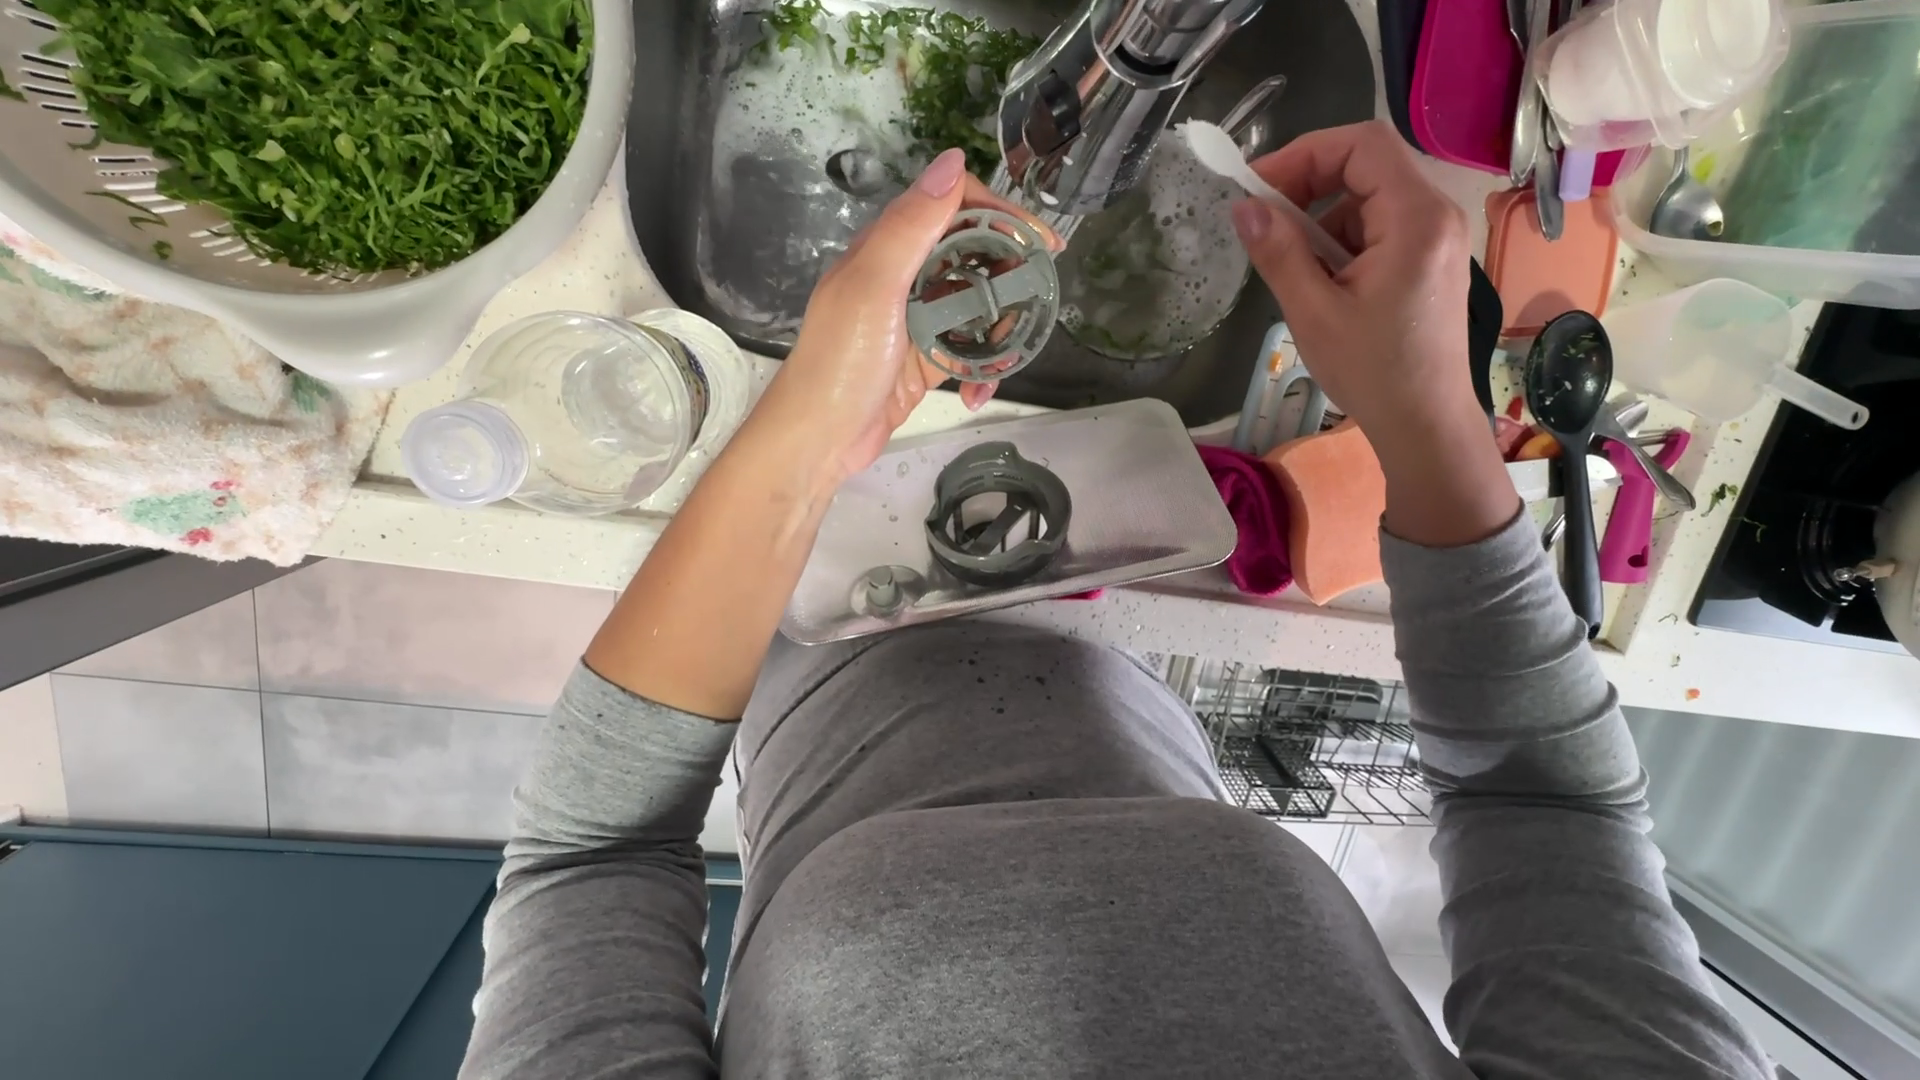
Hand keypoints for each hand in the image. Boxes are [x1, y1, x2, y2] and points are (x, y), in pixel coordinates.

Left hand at [754, 148, 1061, 484]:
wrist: (817, 439)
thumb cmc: (841, 362)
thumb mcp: (873, 286)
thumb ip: (911, 227)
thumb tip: (954, 161)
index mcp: (887, 249)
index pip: (953, 208)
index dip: (1000, 215)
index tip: (1042, 242)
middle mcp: (902, 278)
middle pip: (971, 255)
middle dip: (1010, 272)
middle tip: (1042, 295)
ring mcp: (914, 322)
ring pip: (974, 306)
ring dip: (1000, 327)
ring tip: (1015, 350)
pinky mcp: (922, 362)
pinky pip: (965, 352)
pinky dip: (980, 369)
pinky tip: (980, 392)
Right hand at [1230, 121, 1476, 439]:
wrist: (1423, 421)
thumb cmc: (1370, 370)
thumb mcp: (1313, 312)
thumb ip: (1279, 253)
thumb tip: (1243, 208)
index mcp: (1415, 218)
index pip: (1361, 145)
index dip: (1303, 153)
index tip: (1256, 188)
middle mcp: (1435, 215)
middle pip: (1367, 166)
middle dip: (1308, 184)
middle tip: (1262, 220)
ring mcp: (1435, 238)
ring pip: (1369, 200)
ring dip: (1321, 219)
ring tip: (1289, 265)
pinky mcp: (1428, 261)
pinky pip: (1379, 229)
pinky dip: (1341, 242)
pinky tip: (1319, 282)